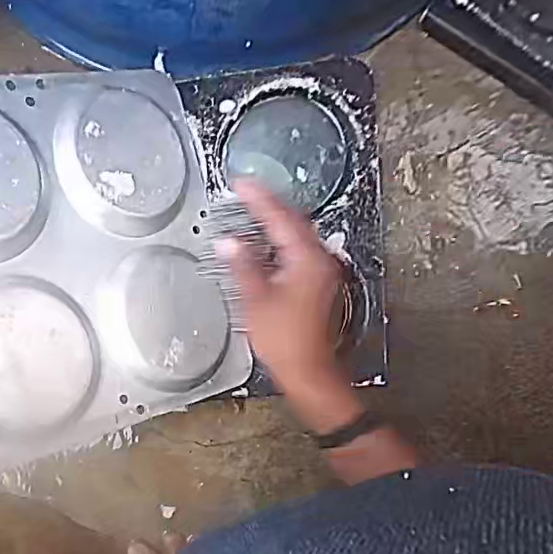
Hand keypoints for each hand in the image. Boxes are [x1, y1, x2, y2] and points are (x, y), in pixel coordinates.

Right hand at [220, 180, 356, 423]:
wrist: (309, 371)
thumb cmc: (286, 342)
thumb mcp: (256, 300)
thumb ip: (242, 266)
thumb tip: (229, 243)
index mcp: (306, 260)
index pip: (280, 218)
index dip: (258, 198)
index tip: (242, 182)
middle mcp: (320, 262)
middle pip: (294, 223)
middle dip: (269, 207)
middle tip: (247, 194)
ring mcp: (323, 275)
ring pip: (298, 239)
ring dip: (276, 226)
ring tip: (254, 215)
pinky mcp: (319, 287)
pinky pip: (301, 255)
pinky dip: (283, 246)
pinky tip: (268, 249)